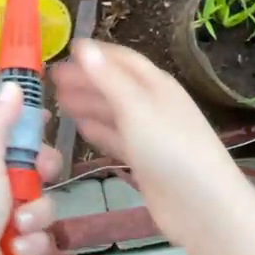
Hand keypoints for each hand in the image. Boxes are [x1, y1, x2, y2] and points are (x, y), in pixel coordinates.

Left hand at [0, 83, 62, 254]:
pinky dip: (33, 244)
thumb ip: (0, 122)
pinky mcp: (18, 246)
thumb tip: (12, 85)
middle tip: (42, 173)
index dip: (28, 122)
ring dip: (36, 216)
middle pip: (36, 164)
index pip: (7, 127)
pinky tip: (18, 250)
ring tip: (19, 227)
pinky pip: (42, 236)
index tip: (46, 120)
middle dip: (44, 170)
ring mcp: (7, 216)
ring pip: (43, 203)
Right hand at [50, 39, 247, 248]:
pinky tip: (80, 129)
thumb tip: (83, 47)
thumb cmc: (169, 148)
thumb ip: (107, 79)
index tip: (66, 50)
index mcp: (156, 85)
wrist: (203, 207)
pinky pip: (116, 137)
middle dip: (85, 79)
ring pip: (113, 112)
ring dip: (88, 103)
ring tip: (58, 101)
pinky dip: (97, 130)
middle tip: (52, 79)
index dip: (96, 54)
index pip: (122, 60)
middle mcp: (153, 104)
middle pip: (115, 85)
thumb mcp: (136, 108)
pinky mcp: (144, 160)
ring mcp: (149, 134)